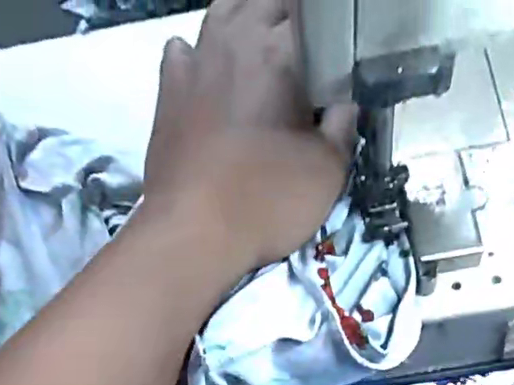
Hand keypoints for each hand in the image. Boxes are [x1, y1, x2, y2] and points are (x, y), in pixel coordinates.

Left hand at [142, 0, 359, 271]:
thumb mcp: (327, 174)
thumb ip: (342, 129)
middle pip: (268, 4)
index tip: (342, 63)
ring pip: (225, 10)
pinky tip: (212, 71)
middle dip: (292, 19)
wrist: (194, 233)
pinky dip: (202, 53)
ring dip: (249, 19)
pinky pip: (184, 49)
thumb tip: (344, 105)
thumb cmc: (267, 203)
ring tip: (267, 47)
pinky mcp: (168, 90)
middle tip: (311, 52)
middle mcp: (235, 39)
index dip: (333, 37)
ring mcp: (195, 60)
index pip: (315, 17)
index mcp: (281, 51)